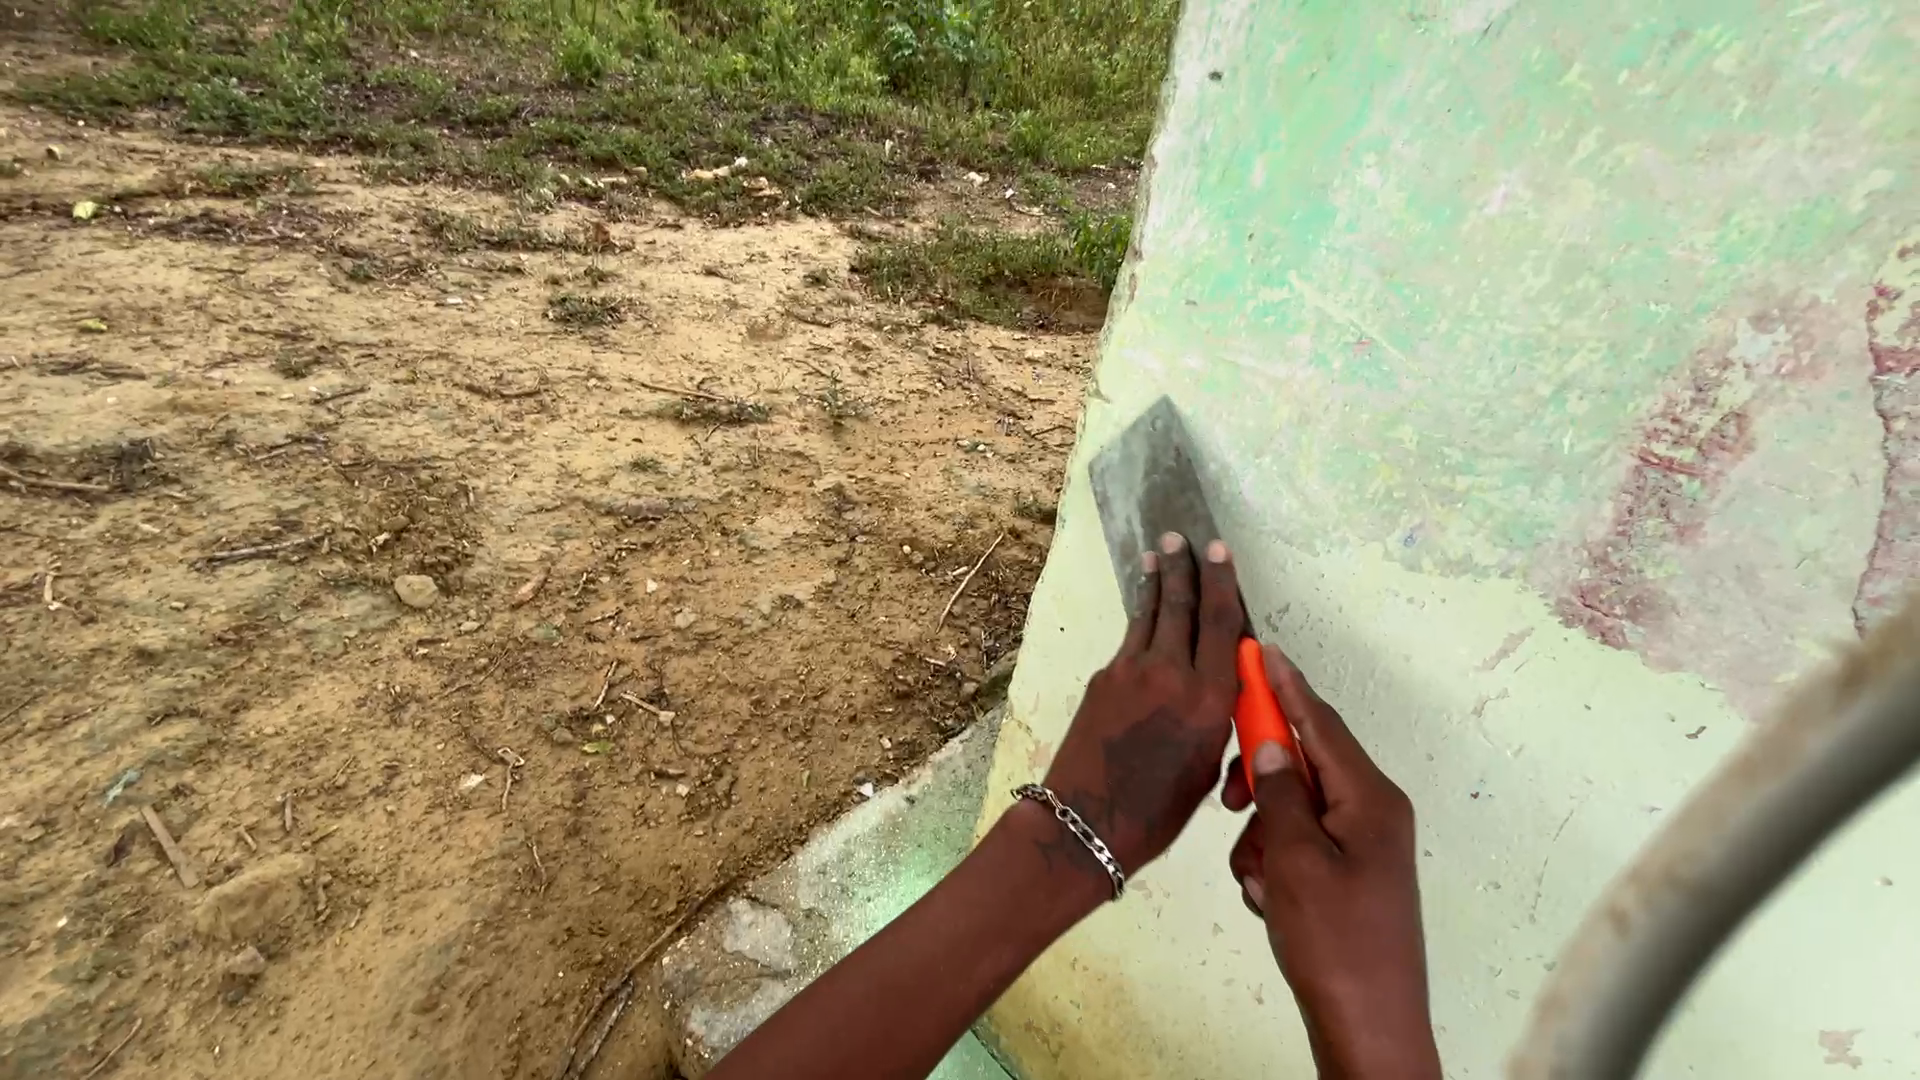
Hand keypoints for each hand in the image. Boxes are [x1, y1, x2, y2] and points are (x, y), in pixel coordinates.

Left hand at [1040, 532, 1242, 875]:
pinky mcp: (1102, 677)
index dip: (1222, 583)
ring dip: (1155, 582)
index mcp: (1209, 699)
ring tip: (1157, 553)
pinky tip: (1142, 609)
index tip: (1219, 551)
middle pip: (1181, 607)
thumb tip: (1212, 685)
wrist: (1086, 820)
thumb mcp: (1206, 766)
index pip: (1221, 626)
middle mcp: (1171, 673)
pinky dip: (1139, 617)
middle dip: (1184, 568)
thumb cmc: (1159, 811)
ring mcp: (1130, 670)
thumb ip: (1213, 716)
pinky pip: (1130, 639)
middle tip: (1180, 536)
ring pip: (1149, 615)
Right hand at [1222, 646, 1440, 1079]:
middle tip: (1230, 800)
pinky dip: (1271, 858)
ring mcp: (1359, 844)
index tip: (1259, 649)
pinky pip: (1296, 839)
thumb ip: (1279, 791)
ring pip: (1291, 804)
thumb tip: (1270, 744)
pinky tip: (1265, 894)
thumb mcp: (1294, 859)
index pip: (1319, 722)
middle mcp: (1370, 811)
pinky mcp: (1344, 871)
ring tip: (1254, 874)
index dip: (1286, 684)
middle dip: (1260, 778)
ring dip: (1261, 830)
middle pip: (1303, 762)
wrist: (1366, 1027)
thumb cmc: (1333, 938)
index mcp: (1370, 799)